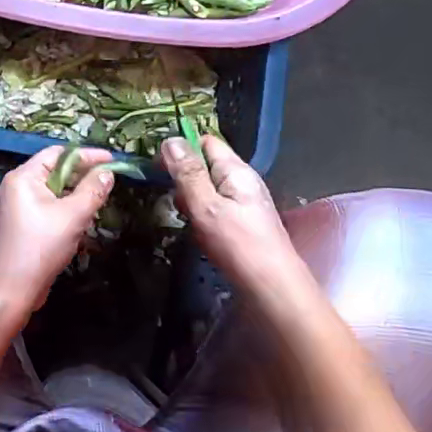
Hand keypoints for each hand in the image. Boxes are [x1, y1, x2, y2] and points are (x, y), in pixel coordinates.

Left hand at [0, 146, 116, 322]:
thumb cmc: (41, 247)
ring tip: (98, 200)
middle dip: (82, 175)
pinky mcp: (19, 223)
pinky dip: (64, 208)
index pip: (57, 153)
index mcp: (23, 177)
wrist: (11, 290)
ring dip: (75, 194)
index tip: (112, 159)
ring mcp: (15, 206)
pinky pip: (46, 206)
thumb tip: (107, 172)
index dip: (86, 155)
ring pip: (52, 190)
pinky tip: (81, 219)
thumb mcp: (73, 216)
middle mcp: (15, 186)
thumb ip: (93, 190)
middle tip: (108, 180)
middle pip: (54, 170)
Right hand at [162, 135, 307, 299]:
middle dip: (183, 179)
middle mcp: (242, 181)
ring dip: (191, 201)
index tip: (157, 166)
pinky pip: (214, 209)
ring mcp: (244, 203)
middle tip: (174, 200)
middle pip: (205, 165)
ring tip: (188, 221)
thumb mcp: (206, 206)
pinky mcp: (243, 224)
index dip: (180, 148)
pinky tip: (199, 234)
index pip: (205, 142)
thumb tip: (170, 140)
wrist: (273, 291)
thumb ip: (188, 174)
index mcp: (236, 170)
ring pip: (207, 190)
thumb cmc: (239, 245)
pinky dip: (202, 217)